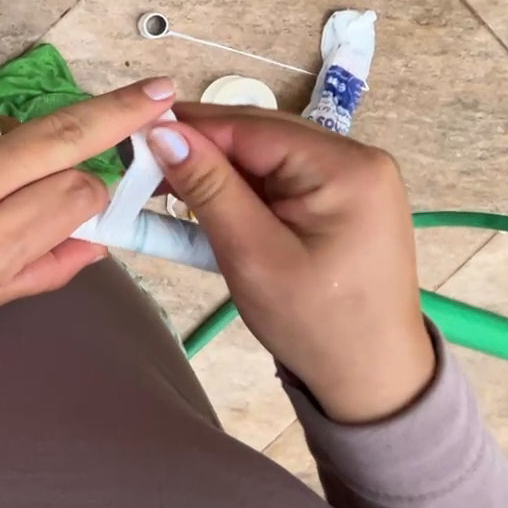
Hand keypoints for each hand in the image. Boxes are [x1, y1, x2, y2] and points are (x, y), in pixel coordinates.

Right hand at [147, 106, 433, 423]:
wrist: (374, 380)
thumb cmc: (313, 323)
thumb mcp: (251, 254)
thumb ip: (208, 187)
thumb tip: (162, 131)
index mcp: (346, 167)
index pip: (249, 127)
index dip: (189, 130)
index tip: (134, 141)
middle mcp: (356, 157)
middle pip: (258, 132)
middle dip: (200, 146)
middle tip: (142, 164)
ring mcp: (353, 175)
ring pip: (264, 151)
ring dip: (215, 165)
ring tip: (167, 184)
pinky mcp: (341, 195)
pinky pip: (278, 172)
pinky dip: (238, 182)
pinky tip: (207, 197)